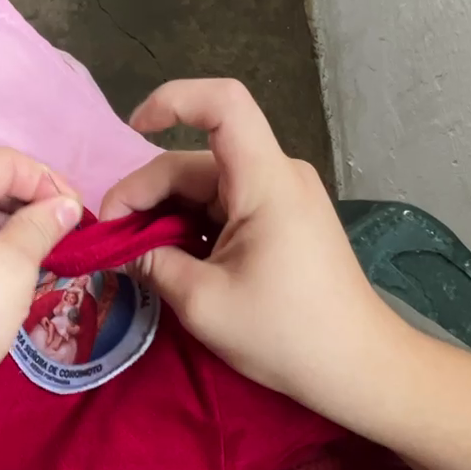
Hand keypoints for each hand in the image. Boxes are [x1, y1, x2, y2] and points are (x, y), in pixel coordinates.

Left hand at [0, 148, 82, 438]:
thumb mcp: (14, 267)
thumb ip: (44, 224)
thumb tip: (66, 205)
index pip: (6, 162)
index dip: (49, 182)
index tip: (79, 215)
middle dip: (29, 202)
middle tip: (64, 236)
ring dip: (7, 222)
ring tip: (41, 253)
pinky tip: (6, 264)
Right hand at [98, 79, 408, 405]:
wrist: (359, 369)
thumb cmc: (287, 335)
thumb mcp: (203, 303)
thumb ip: (150, 264)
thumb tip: (114, 248)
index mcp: (266, 181)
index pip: (223, 104)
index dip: (171, 100)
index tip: (131, 131)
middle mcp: (276, 175)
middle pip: (194, 159)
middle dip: (145, 194)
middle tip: (111, 241)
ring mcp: (279, 196)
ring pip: (202, 185)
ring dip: (163, 214)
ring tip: (134, 256)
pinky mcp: (278, 218)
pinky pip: (220, 205)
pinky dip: (187, 225)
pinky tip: (168, 259)